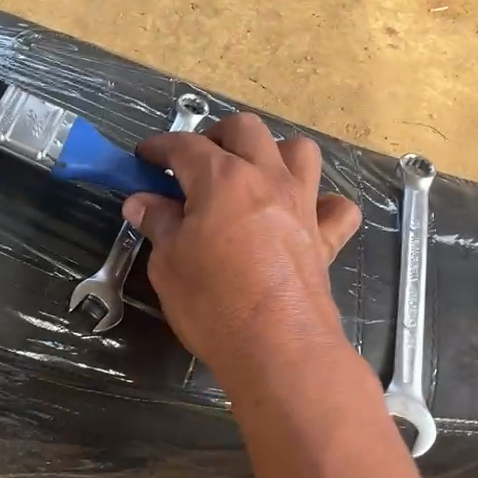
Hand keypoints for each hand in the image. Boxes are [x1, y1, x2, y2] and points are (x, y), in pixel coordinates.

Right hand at [123, 114, 362, 389]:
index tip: (145, 156)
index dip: (160, 146)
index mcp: (221, 178)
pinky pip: (336, 206)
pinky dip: (321, 203)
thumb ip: (158, 224)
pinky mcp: (327, 238)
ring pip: (299, 150)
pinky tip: (303, 216)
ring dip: (273, 153)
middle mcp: (266, 178)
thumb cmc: (213, 304)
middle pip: (245, 129)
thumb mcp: (168, 263)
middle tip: (195, 163)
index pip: (185, 145)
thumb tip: (141, 202)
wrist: (278, 348)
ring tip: (252, 176)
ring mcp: (302, 205)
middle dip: (216, 136)